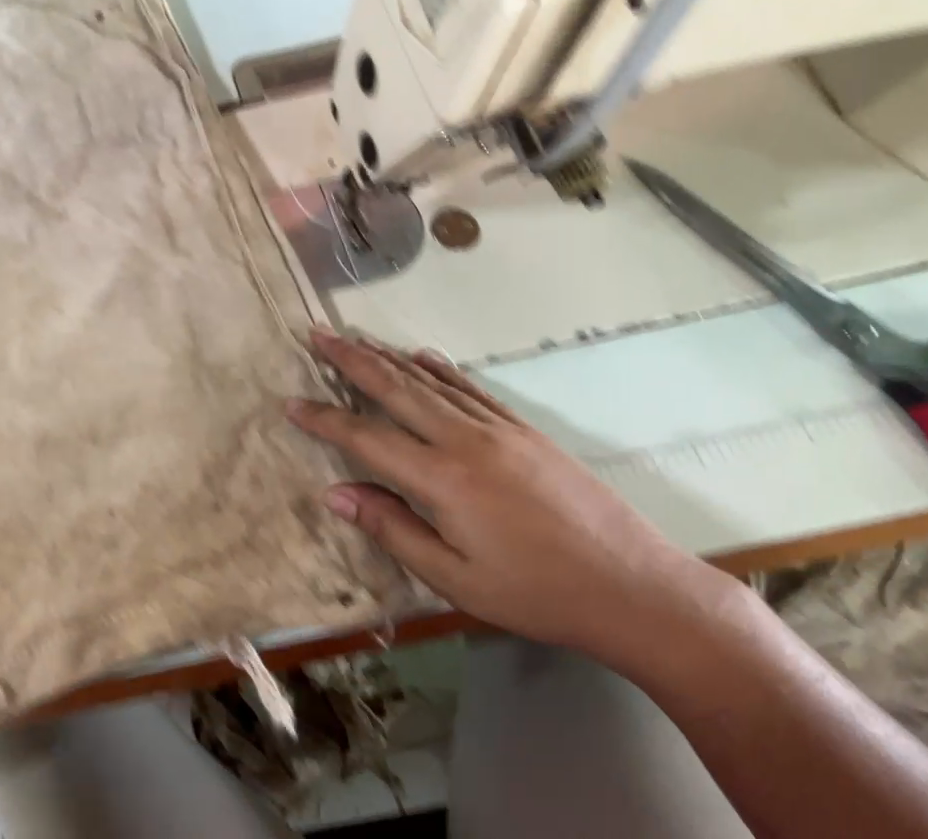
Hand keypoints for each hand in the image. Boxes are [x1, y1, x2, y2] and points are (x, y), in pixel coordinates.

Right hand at [289, 332, 731, 664]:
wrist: (637, 588)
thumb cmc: (537, 594)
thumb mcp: (454, 578)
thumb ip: (392, 529)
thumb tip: (335, 493)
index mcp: (443, 479)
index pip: (366, 438)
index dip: (324, 420)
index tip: (290, 403)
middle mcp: (466, 441)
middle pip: (396, 388)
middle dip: (351, 359)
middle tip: (316, 334)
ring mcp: (500, 430)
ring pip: (432, 381)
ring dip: (388, 356)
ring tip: (355, 337)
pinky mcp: (526, 432)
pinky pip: (472, 389)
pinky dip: (441, 369)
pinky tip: (422, 356)